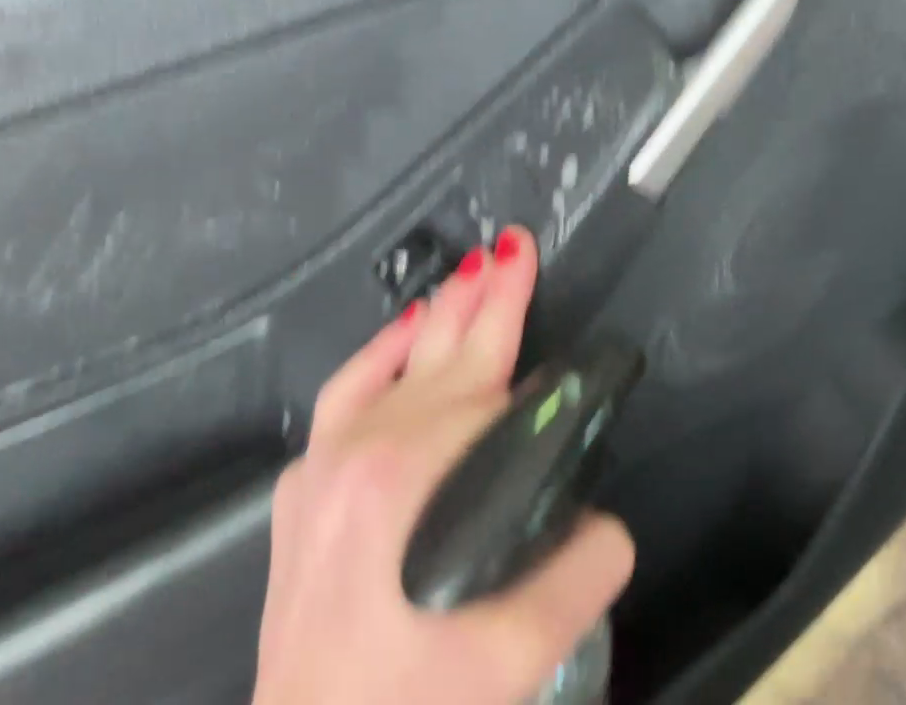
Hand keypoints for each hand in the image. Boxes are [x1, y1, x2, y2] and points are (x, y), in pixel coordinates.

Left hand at [254, 228, 635, 704]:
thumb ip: (590, 561)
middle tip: (512, 245)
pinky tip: (402, 336)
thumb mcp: (529, 645)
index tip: (527, 260)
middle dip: (484, 294)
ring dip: (438, 316)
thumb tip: (602, 517)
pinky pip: (345, 396)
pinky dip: (379, 355)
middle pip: (442, 353)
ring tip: (471, 275)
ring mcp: (323, 468)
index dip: (512, 314)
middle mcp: (362, 451)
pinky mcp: (303, 494)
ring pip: (392, 365)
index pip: (484, 372)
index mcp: (414, 471)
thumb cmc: (418, 698)